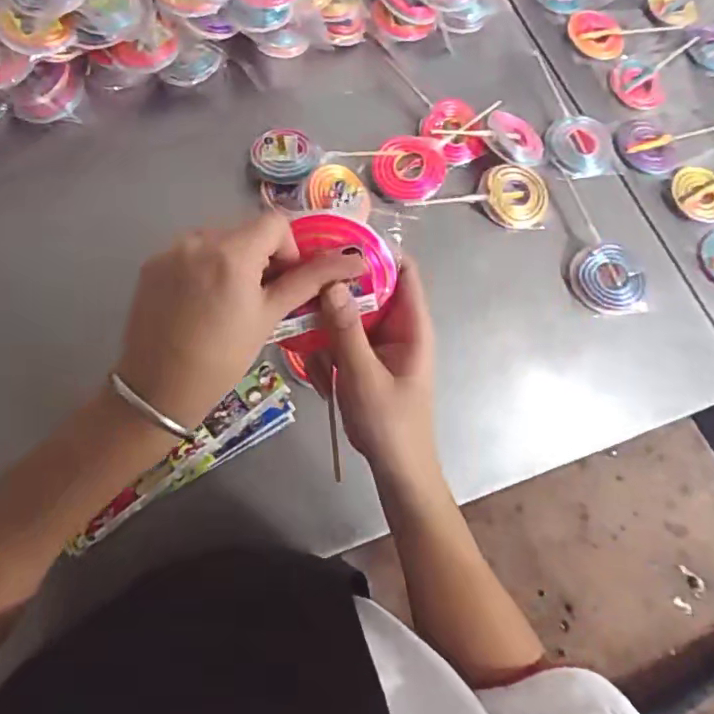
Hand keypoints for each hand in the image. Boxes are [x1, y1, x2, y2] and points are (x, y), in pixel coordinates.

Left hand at [114, 212, 364, 427]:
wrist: (158, 388)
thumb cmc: (222, 359)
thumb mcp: (267, 318)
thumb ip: (308, 281)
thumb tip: (354, 260)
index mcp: (231, 251)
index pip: (275, 223)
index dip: (287, 250)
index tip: (281, 283)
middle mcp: (197, 240)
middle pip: (244, 231)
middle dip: (258, 258)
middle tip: (256, 299)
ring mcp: (169, 251)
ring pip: (216, 241)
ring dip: (230, 262)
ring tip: (223, 305)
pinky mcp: (151, 264)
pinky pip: (188, 254)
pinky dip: (202, 270)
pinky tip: (197, 305)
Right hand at [307, 258, 441, 485]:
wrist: (395, 468)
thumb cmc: (390, 423)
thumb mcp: (364, 376)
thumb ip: (346, 330)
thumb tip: (331, 284)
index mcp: (411, 326)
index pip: (402, 271)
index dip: (375, 252)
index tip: (335, 245)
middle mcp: (394, 329)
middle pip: (364, 292)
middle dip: (334, 296)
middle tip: (302, 298)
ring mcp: (376, 346)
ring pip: (343, 319)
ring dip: (324, 335)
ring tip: (317, 362)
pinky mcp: (360, 362)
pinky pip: (336, 344)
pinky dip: (324, 358)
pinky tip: (322, 383)